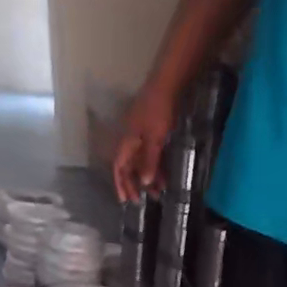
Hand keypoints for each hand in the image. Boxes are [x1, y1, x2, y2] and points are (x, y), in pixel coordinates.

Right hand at [112, 86, 177, 203]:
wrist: (167, 85)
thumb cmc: (158, 111)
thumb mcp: (155, 138)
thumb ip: (149, 160)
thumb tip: (145, 183)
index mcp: (127, 140)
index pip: (119, 166)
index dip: (121, 183)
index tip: (125, 200)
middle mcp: (131, 139)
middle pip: (129, 166)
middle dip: (134, 184)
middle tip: (142, 201)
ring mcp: (141, 135)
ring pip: (141, 161)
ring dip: (147, 177)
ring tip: (157, 193)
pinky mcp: (153, 132)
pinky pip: (151, 154)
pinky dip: (155, 167)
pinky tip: (163, 177)